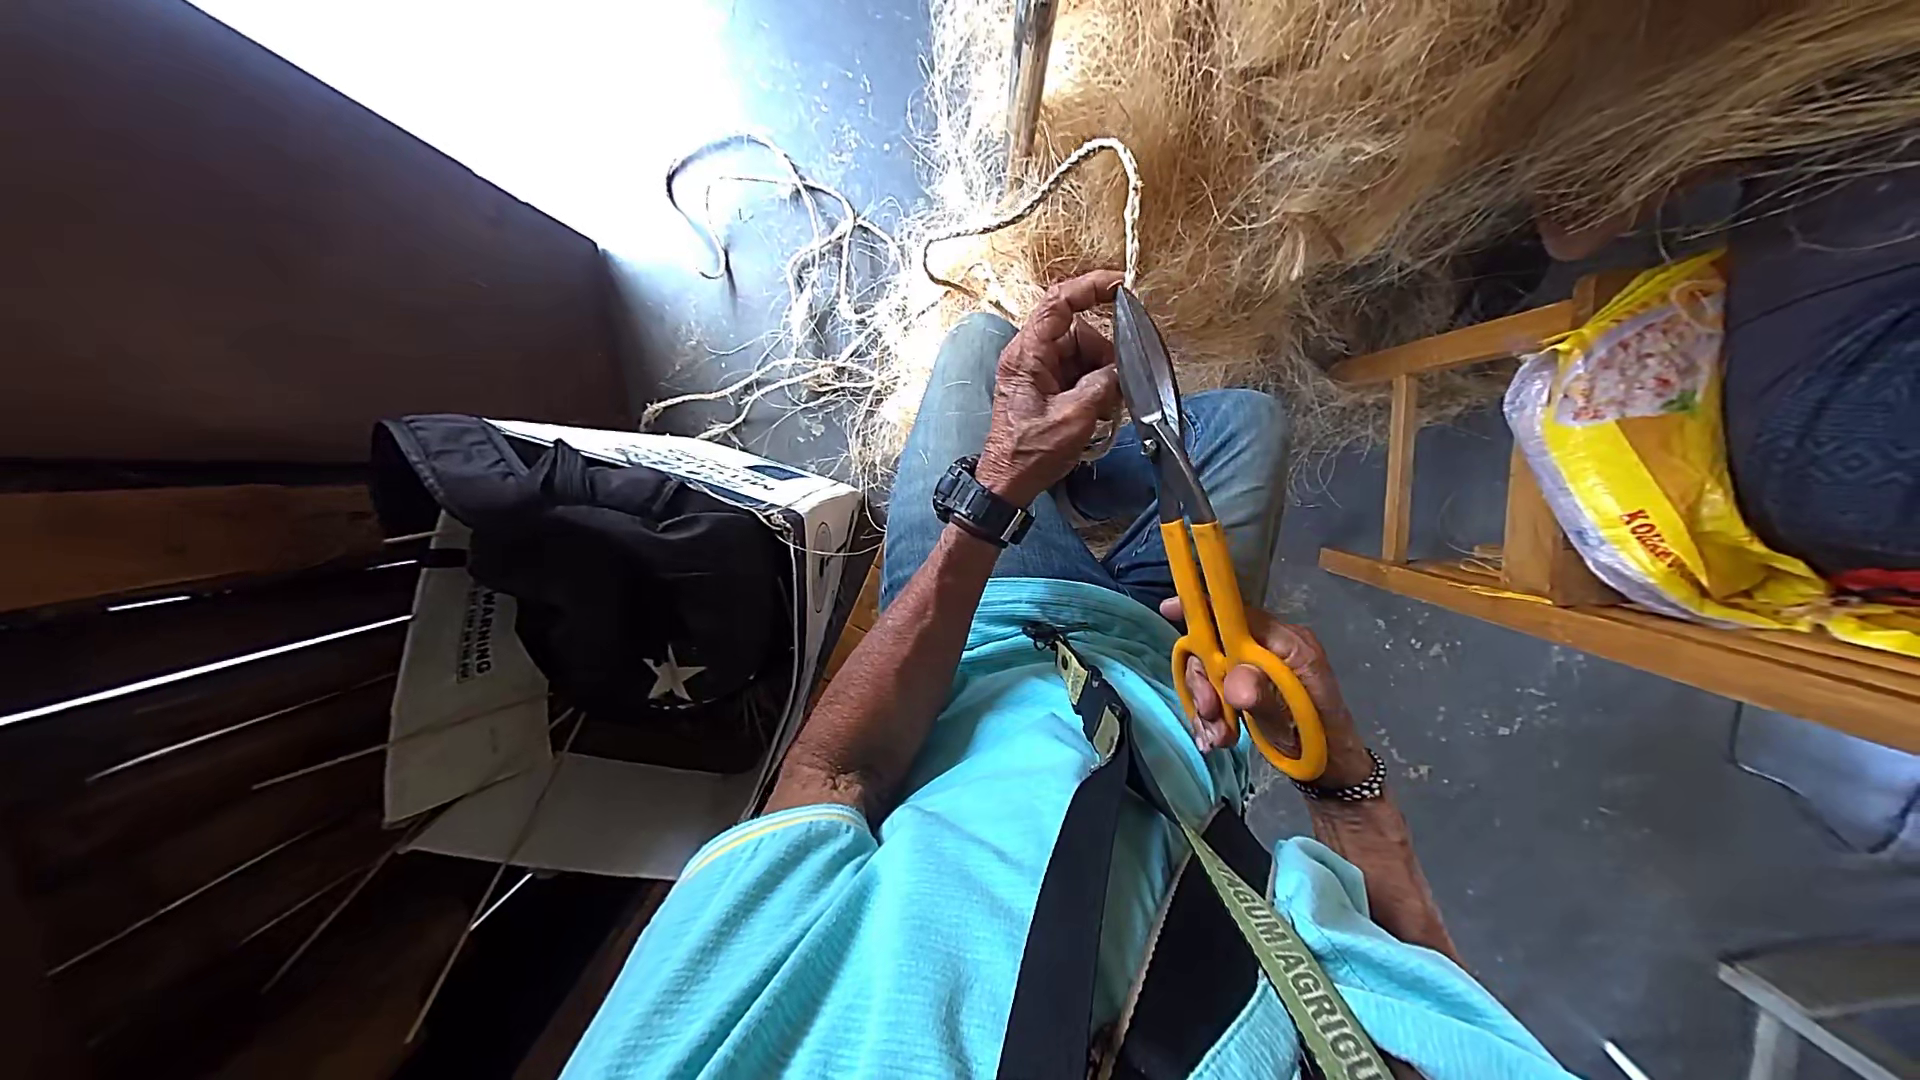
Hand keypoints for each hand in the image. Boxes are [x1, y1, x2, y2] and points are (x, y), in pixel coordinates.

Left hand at [974, 270, 1125, 505]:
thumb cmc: (1029, 454)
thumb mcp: (1074, 418)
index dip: (1090, 287)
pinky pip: (1075, 375)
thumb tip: (1121, 370)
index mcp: (1027, 355)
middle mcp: (1028, 357)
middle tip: (1114, 385)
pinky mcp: (1042, 389)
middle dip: (1102, 356)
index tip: (1120, 286)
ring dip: (1099, 377)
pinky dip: (1091, 388)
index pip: (1058, 302)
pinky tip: (1095, 412)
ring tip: (1101, 408)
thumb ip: (1103, 385)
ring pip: (1080, 356)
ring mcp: (1035, 373)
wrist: (1008, 482)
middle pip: (1077, 333)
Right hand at [1157, 597, 1373, 786]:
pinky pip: (1213, 689)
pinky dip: (1209, 713)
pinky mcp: (1246, 684)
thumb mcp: (1290, 721)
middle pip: (1214, 645)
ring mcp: (1255, 666)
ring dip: (1205, 705)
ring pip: (1208, 671)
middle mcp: (1268, 647)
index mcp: (1287, 643)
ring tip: (1217, 737)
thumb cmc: (1319, 743)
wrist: (1330, 772)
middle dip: (1203, 681)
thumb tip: (1232, 685)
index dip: (1203, 610)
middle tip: (1208, 713)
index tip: (1168, 610)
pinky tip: (1215, 736)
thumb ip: (1262, 697)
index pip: (1237, 613)